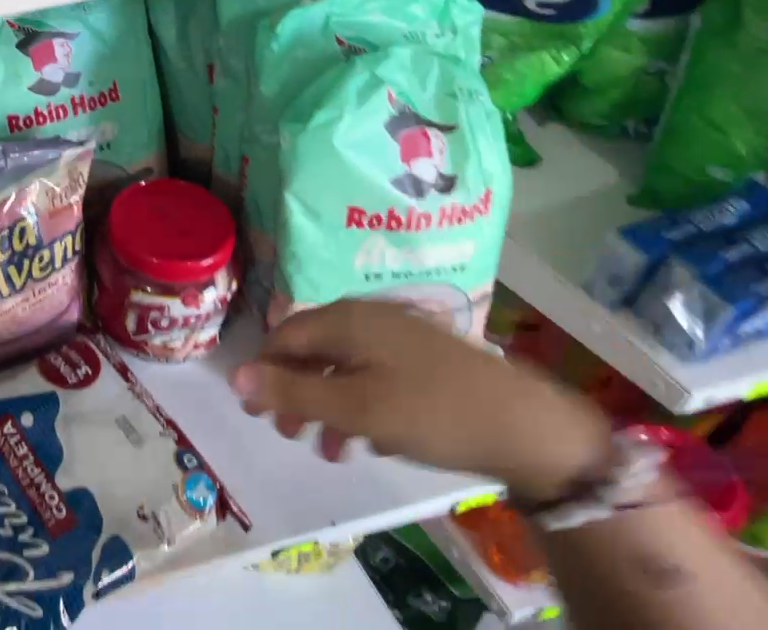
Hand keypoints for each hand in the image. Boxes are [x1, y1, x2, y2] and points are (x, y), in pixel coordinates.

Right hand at [229, 300, 613, 501]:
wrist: (532, 429)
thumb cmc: (431, 411)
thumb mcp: (353, 407)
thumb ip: (291, 390)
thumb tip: (234, 375)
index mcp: (345, 319)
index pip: (282, 337)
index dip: (263, 372)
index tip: (256, 413)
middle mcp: (367, 317)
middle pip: (310, 351)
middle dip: (294, 393)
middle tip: (290, 434)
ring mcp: (399, 336)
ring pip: (342, 367)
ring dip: (327, 406)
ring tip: (331, 450)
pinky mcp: (424, 358)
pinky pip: (373, 375)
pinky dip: (359, 405)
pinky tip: (371, 441)